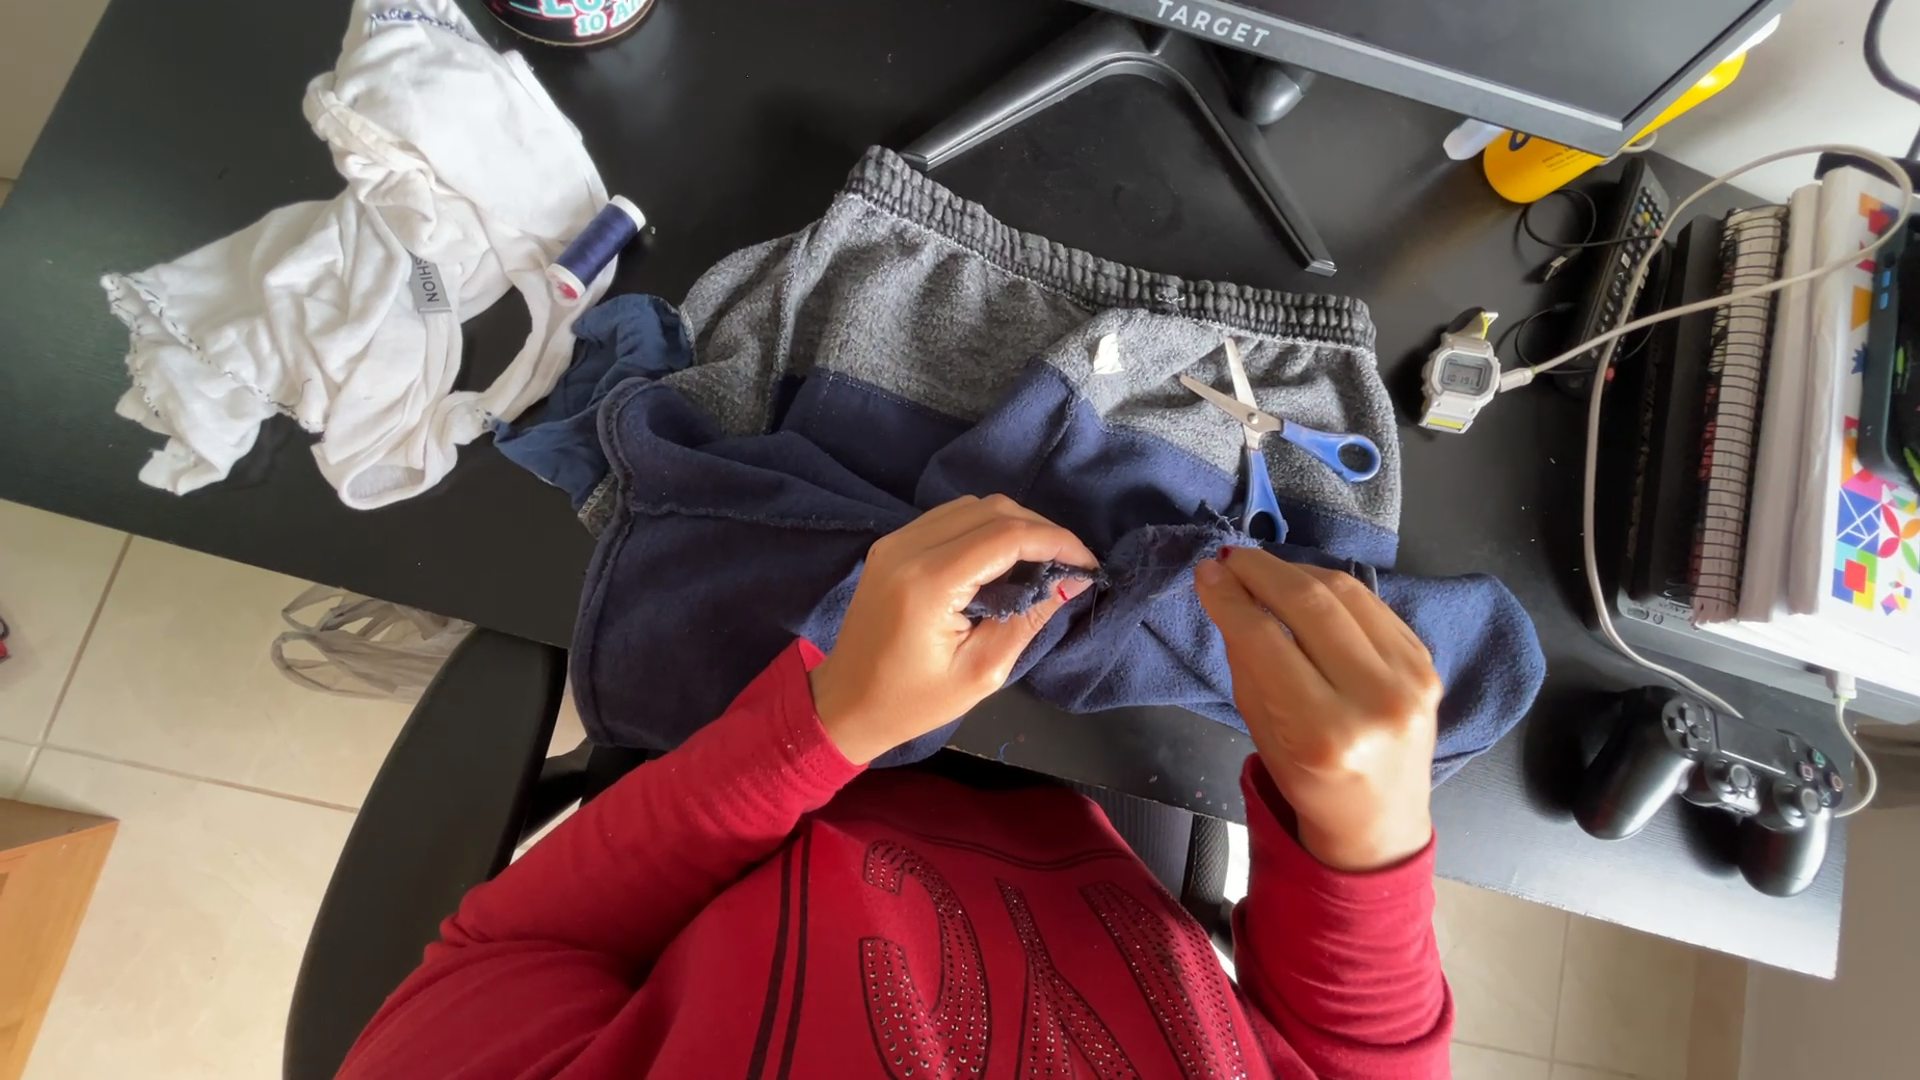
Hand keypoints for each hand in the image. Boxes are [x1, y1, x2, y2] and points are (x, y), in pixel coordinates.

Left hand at [810, 495, 1098, 764]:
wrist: (845, 702)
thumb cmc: (913, 701)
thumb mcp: (983, 672)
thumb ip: (1028, 617)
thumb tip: (1073, 580)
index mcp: (928, 583)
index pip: (1006, 536)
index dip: (1056, 541)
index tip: (1087, 564)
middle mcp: (908, 548)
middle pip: (991, 510)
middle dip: (1040, 530)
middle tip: (1069, 564)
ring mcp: (895, 541)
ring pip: (970, 507)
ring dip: (1013, 525)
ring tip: (1042, 561)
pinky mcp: (891, 545)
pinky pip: (949, 518)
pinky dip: (984, 528)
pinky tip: (1003, 558)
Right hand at [1194, 548, 1439, 871]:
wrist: (1379, 816)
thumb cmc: (1306, 778)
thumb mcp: (1258, 724)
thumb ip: (1245, 655)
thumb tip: (1224, 587)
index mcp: (1323, 731)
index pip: (1265, 640)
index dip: (1230, 598)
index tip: (1205, 573)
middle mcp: (1375, 699)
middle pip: (1310, 605)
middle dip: (1261, 571)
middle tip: (1230, 558)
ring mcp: (1411, 677)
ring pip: (1344, 592)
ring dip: (1294, 571)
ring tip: (1260, 569)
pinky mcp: (1426, 661)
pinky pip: (1370, 602)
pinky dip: (1328, 586)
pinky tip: (1301, 586)